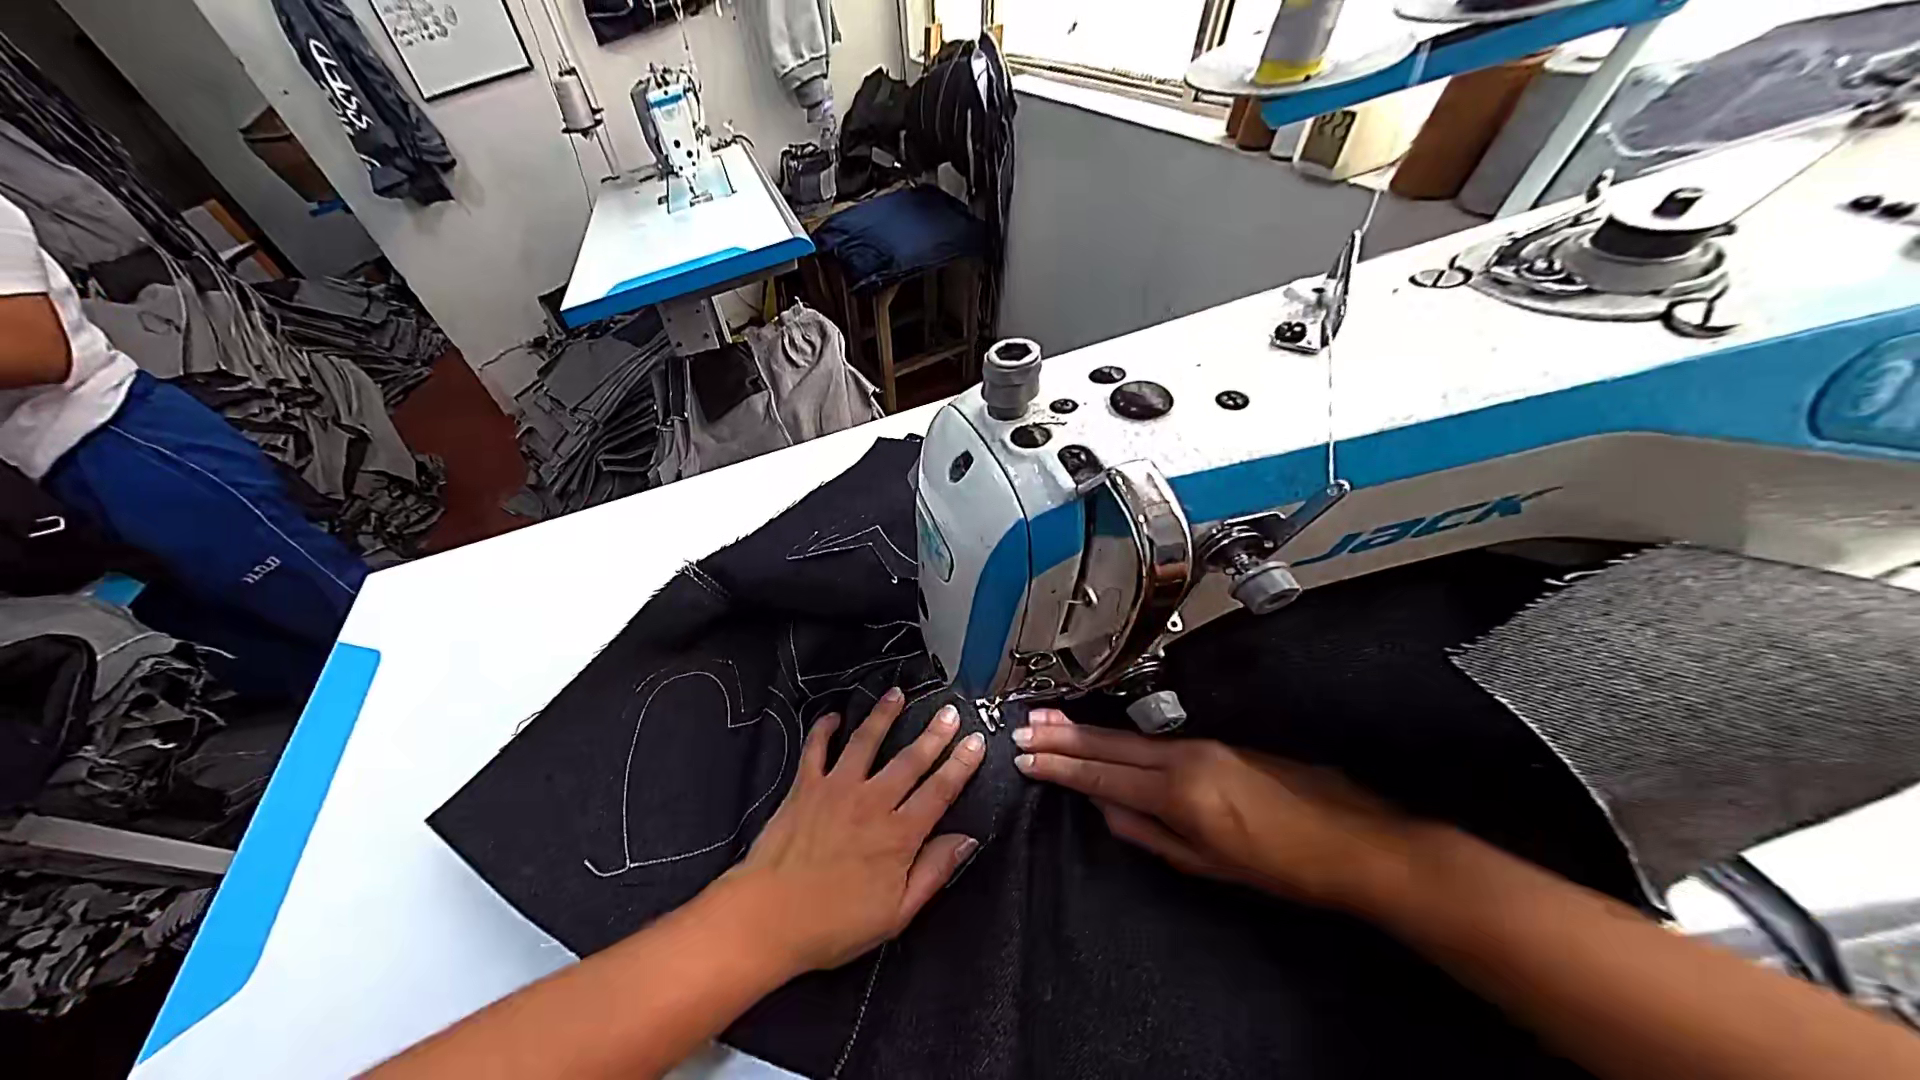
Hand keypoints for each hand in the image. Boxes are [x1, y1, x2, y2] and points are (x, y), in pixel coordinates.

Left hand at [717, 688, 986, 973]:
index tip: (976, 742)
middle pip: (910, 760)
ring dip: (884, 715)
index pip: (940, 790)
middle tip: (949, 712)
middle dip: (934, 733)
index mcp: (899, 835)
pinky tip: (833, 715)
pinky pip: (817, 749)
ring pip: (866, 741)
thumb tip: (965, 840)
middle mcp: (872, 802)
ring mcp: (837, 789)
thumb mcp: (896, 914)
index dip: (961, 764)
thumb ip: (934, 872)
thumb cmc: (833, 925)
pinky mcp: (805, 787)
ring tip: (897, 694)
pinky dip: (824, 729)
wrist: (767, 918)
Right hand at [1012, 710, 1414, 911]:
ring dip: (1085, 730)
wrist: (1354, 841)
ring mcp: (1202, 745)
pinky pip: (1153, 740)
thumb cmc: (1283, 866)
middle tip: (1025, 726)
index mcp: (1179, 793)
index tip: (1027, 756)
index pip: (1103, 774)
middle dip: (1062, 736)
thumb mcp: (1206, 864)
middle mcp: (1185, 758)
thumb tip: (1106, 807)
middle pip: (1109, 743)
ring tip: (1049, 720)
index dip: (1061, 765)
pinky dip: (1120, 736)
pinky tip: (1102, 734)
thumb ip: (1148, 832)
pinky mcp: (1216, 743)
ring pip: (1128, 736)